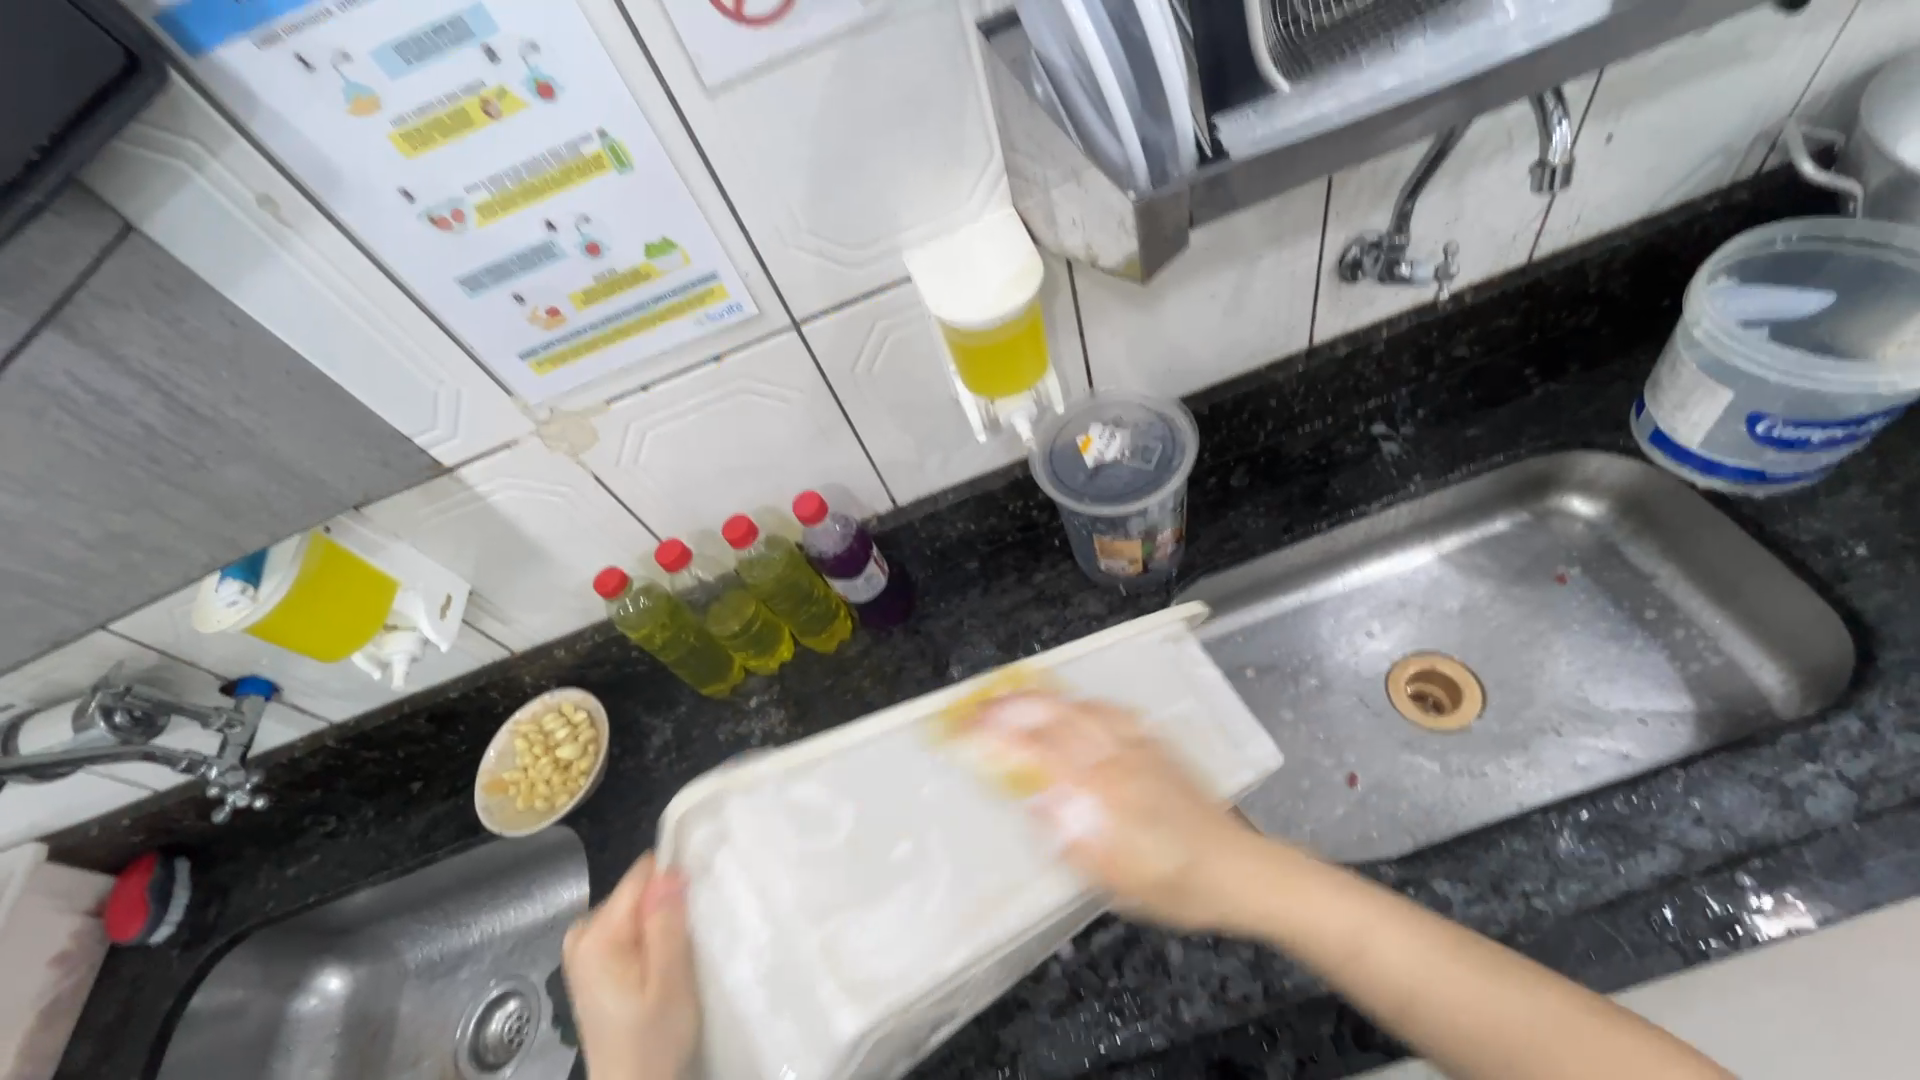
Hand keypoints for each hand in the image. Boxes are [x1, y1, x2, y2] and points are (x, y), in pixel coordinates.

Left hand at [562, 853, 698, 1079]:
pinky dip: (647, 942)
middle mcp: (581, 934)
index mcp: (596, 935)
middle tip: (684, 949)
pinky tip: (657, 971)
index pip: (641, 877)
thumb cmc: (653, 1042)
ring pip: (635, 911)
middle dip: (665, 910)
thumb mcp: (670, 982)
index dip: (673, 887)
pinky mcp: (591, 965)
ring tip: (674, 962)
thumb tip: (669, 870)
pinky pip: (627, 930)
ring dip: (658, 928)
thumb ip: (666, 924)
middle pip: (637, 893)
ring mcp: (582, 950)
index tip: (693, 913)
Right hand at [970, 694, 1262, 932]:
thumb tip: (1037, 800)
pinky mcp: (1160, 748)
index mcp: (1108, 791)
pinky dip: (1084, 704)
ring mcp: (1144, 749)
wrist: (1240, 871)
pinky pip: (1116, 713)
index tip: (971, 728)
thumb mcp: (1121, 881)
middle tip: (983, 705)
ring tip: (1017, 699)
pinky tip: (1077, 708)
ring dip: (1047, 699)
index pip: (1044, 750)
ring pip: (1087, 709)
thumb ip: (1076, 838)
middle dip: (1016, 706)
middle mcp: (1123, 760)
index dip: (1003, 735)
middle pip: (1062, 717)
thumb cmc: (1177, 885)